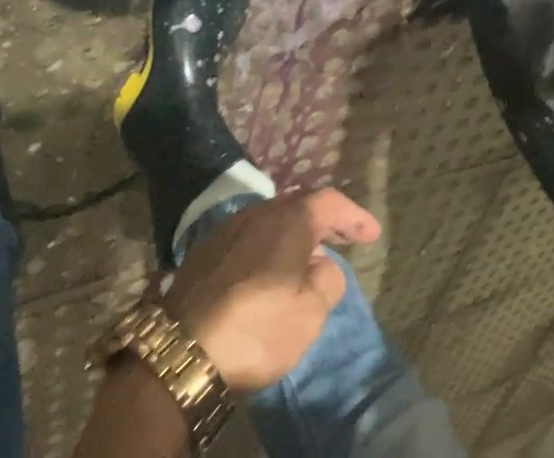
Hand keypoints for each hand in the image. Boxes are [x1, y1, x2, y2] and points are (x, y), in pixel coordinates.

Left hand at [162, 189, 380, 392]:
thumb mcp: (311, 311)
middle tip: (346, 238)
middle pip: (297, 206)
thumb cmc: (258, 327)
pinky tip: (273, 270)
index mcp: (288, 220)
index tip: (372, 234)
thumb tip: (322, 266)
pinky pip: (249, 238)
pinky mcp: (204, 254)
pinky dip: (270, 247)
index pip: (329, 202)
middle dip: (325, 221)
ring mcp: (226, 231)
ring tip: (311, 256)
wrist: (182, 350)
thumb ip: (328, 280)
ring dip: (295, 234)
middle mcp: (256, 214)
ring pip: (270, 221)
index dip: (354, 216)